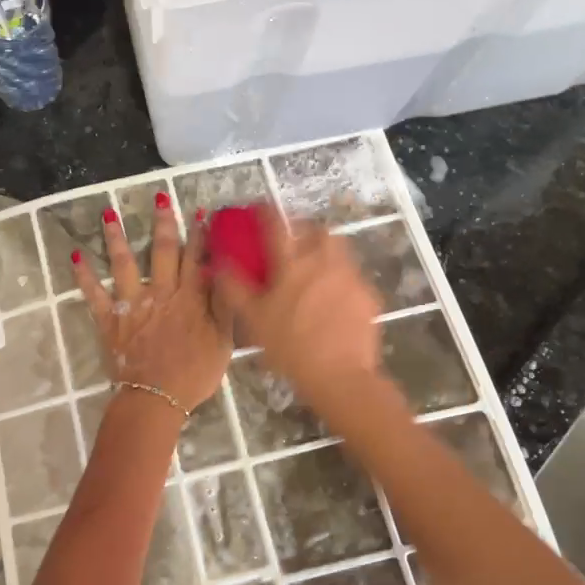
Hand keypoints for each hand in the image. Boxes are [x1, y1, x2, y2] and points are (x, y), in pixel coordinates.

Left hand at [70, 195, 230, 412]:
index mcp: (191, 298)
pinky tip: (75, 256)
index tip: (198, 211)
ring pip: (124, 263)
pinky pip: (94, 294)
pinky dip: (83, 276)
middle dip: (162, 221)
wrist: (157, 397)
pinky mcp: (110, 319)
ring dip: (117, 237)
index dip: (199, 234)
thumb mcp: (223, 341)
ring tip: (109, 214)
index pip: (197, 258)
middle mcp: (161, 292)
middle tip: (158, 196)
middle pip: (162, 251)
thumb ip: (223, 304)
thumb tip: (223, 272)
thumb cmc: (194, 374)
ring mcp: (133, 303)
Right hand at [214, 206, 389, 403]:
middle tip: (293, 241)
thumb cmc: (290, 347)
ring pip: (339, 250)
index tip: (260, 208)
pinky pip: (351, 276)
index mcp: (292, 264)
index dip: (266, 211)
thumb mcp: (254, 320)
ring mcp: (350, 276)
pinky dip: (339, 279)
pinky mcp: (368, 295)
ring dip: (324, 251)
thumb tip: (217, 264)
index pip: (276, 224)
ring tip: (313, 270)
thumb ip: (234, 288)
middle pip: (318, 229)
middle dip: (305, 228)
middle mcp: (323, 261)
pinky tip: (332, 300)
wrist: (340, 376)